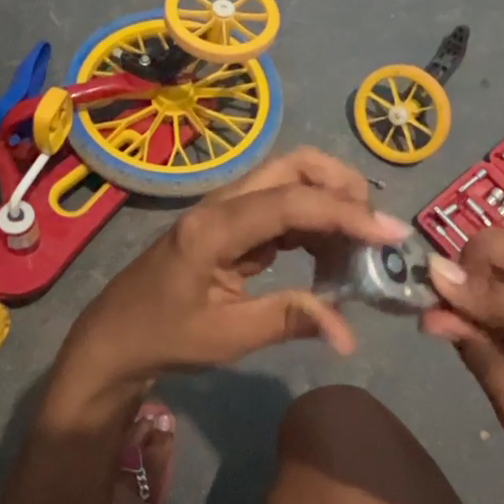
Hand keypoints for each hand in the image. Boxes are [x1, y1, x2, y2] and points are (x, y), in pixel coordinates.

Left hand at [56, 147, 409, 395]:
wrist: (114, 337)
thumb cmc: (163, 336)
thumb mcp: (226, 337)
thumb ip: (288, 320)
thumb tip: (349, 333)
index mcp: (214, 228)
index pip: (290, 202)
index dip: (344, 213)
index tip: (388, 233)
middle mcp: (222, 204)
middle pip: (293, 166)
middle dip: (341, 185)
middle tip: (374, 228)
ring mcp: (226, 209)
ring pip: (290, 179)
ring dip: (331, 202)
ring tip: (360, 246)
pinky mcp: (232, 223)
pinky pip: (283, 205)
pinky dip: (314, 221)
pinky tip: (332, 254)